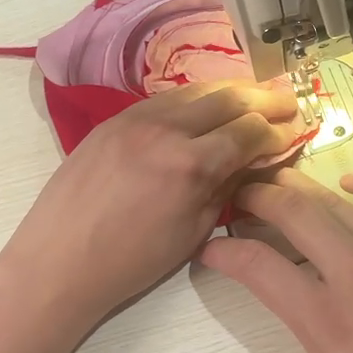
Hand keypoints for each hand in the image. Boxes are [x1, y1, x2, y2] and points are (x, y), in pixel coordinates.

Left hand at [2, 82, 299, 318]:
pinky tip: (205, 104)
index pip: (248, 131)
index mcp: (190, 165)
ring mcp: (135, 118)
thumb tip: (255, 159)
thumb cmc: (130, 262)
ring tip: (253, 94)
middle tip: (287, 99)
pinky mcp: (114, 118)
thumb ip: (226, 187)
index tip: (293, 131)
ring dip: (229, 91)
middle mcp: (166, 129)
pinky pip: (164, 98)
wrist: (59, 260)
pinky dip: (193, 98)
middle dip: (262, 98)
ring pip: (194, 90)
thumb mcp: (192, 232)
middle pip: (227, 98)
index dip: (276, 131)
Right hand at [193, 169, 352, 352]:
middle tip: (234, 199)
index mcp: (328, 321)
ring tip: (273, 184)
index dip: (223, 253)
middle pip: (294, 212)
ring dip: (299, 188)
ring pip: (337, 204)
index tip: (207, 252)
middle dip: (255, 197)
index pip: (258, 266)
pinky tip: (352, 184)